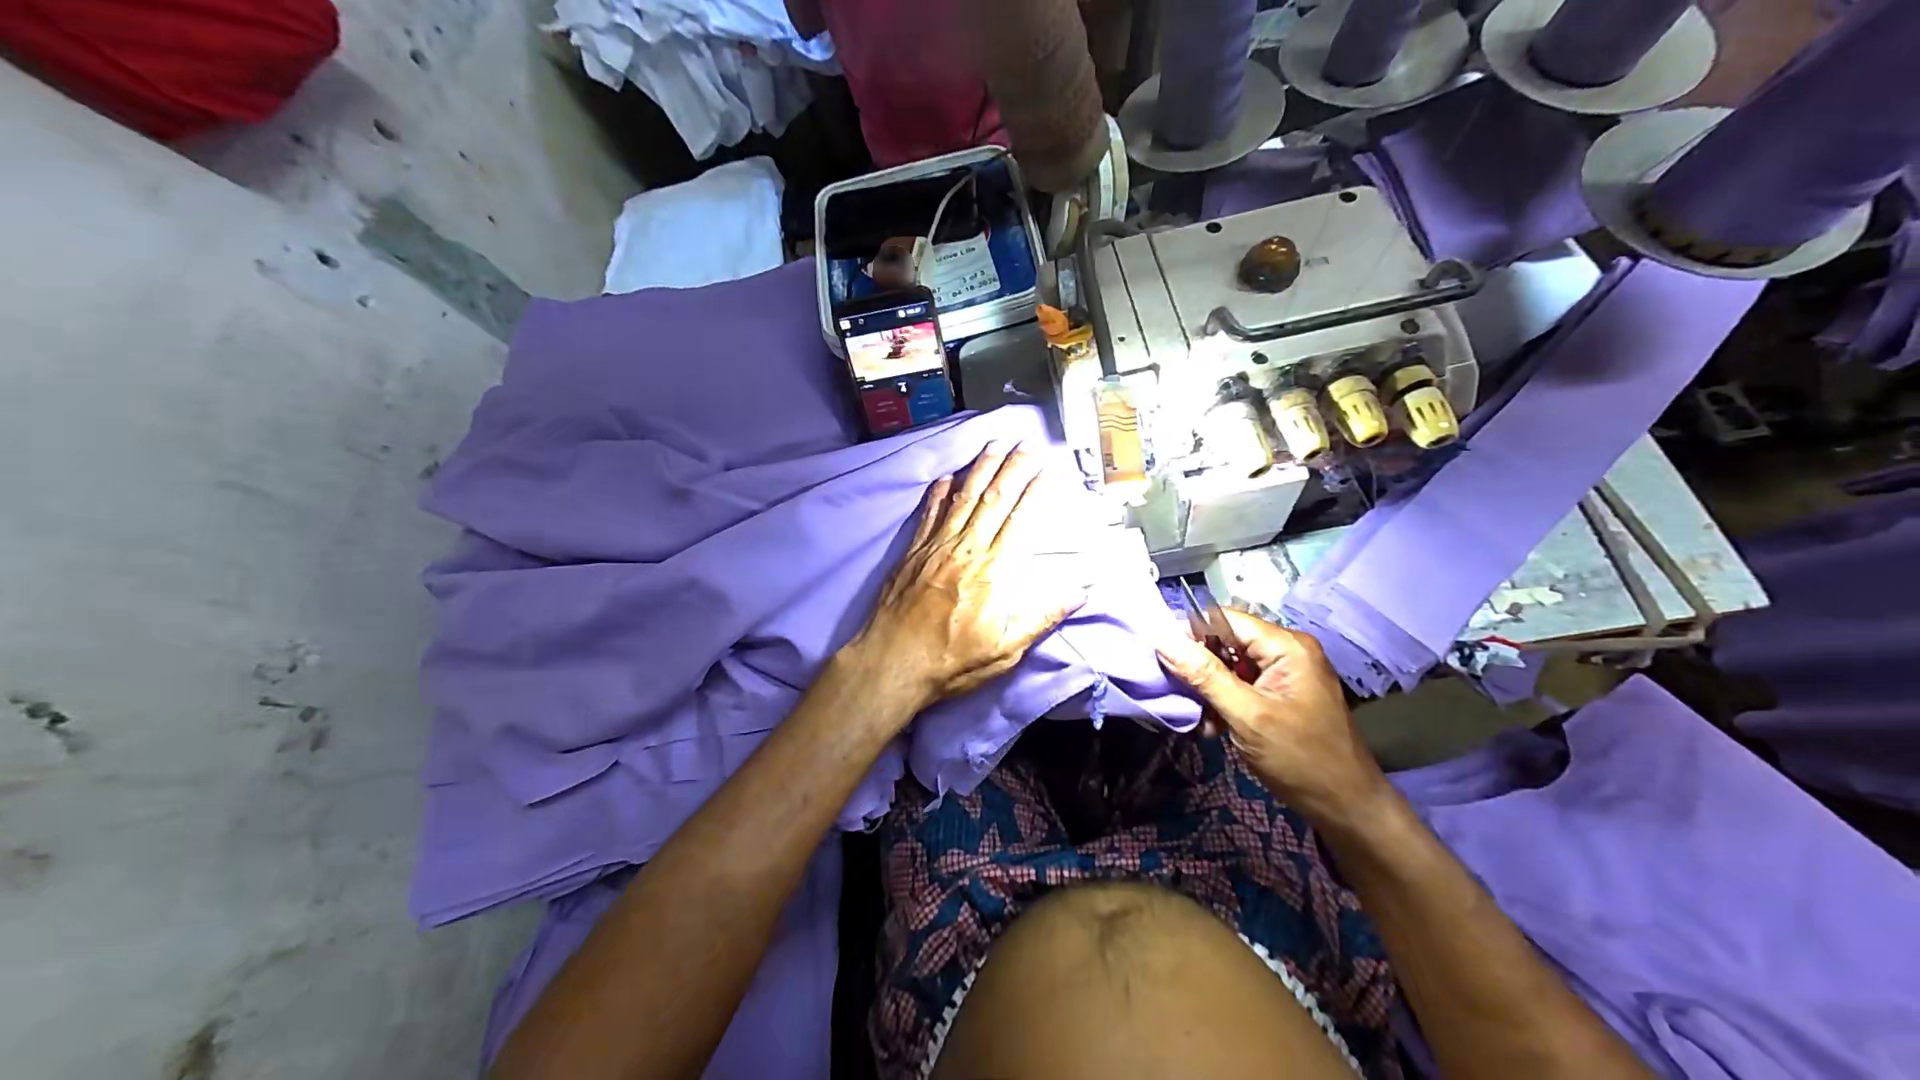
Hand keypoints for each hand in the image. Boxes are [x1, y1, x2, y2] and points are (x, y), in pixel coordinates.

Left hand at [843, 441, 1087, 716]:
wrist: (891, 664)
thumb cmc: (950, 662)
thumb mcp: (1005, 650)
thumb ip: (1041, 617)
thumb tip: (1080, 592)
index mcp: (992, 573)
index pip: (1020, 522)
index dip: (1035, 494)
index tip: (1047, 471)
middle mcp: (965, 551)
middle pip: (994, 500)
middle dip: (1012, 469)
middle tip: (1026, 445)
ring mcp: (935, 549)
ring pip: (962, 500)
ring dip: (980, 470)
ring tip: (993, 446)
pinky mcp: (912, 554)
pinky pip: (928, 515)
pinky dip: (938, 494)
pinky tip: (946, 478)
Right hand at [1156, 609, 1391, 823]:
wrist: (1346, 806)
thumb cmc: (1301, 759)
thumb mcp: (1247, 716)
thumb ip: (1204, 675)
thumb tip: (1163, 640)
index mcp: (1286, 646)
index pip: (1223, 619)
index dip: (1189, 633)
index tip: (1162, 659)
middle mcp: (1287, 650)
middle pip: (1224, 641)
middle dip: (1199, 668)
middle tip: (1183, 696)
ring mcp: (1285, 672)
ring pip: (1228, 665)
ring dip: (1209, 690)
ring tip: (1202, 720)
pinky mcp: (1281, 693)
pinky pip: (1241, 684)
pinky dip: (1223, 701)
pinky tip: (1215, 727)